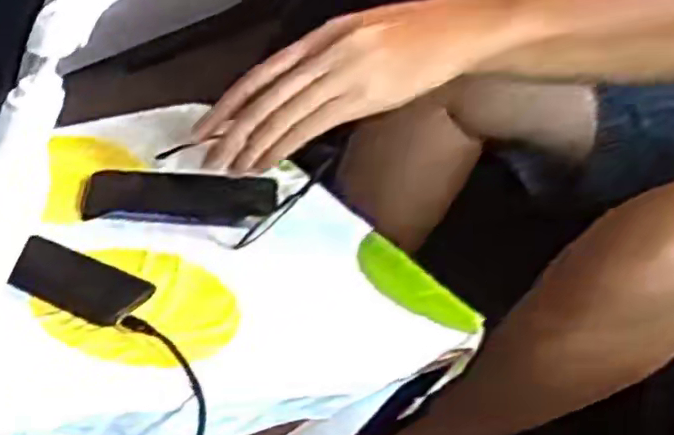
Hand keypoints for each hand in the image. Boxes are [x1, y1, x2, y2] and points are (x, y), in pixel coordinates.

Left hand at [194, 0, 519, 172]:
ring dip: (251, 149)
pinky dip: (278, 150)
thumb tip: (265, 105)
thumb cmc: (411, 36)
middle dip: (230, 135)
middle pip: (263, 101)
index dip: (225, 106)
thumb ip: (310, 67)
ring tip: (233, 169)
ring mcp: (346, 72)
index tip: (201, 131)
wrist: (472, 27)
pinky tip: (262, 165)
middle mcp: (330, 51)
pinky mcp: (362, 96)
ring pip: (281, 118)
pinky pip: (306, 129)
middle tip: (209, 160)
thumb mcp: (353, 39)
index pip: (259, 76)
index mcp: (323, 35)